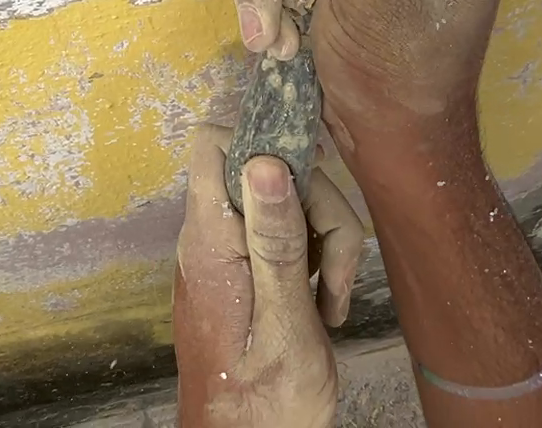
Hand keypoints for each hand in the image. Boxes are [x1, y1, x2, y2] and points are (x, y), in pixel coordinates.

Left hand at [172, 126, 365, 427]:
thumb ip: (274, 241)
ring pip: (284, 198)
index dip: (258, 140)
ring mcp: (225, 245)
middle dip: (315, 208)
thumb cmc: (264, 401)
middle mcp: (209, 230)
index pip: (212, 141)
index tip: (307, 176)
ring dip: (321, 239)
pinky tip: (319, 299)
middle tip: (332, 273)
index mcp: (210, 236)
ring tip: (327, 300)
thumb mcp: (284, 324)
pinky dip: (312, 254)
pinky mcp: (242, 261)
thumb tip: (263, 160)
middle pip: (265, 168)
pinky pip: (282, 229)